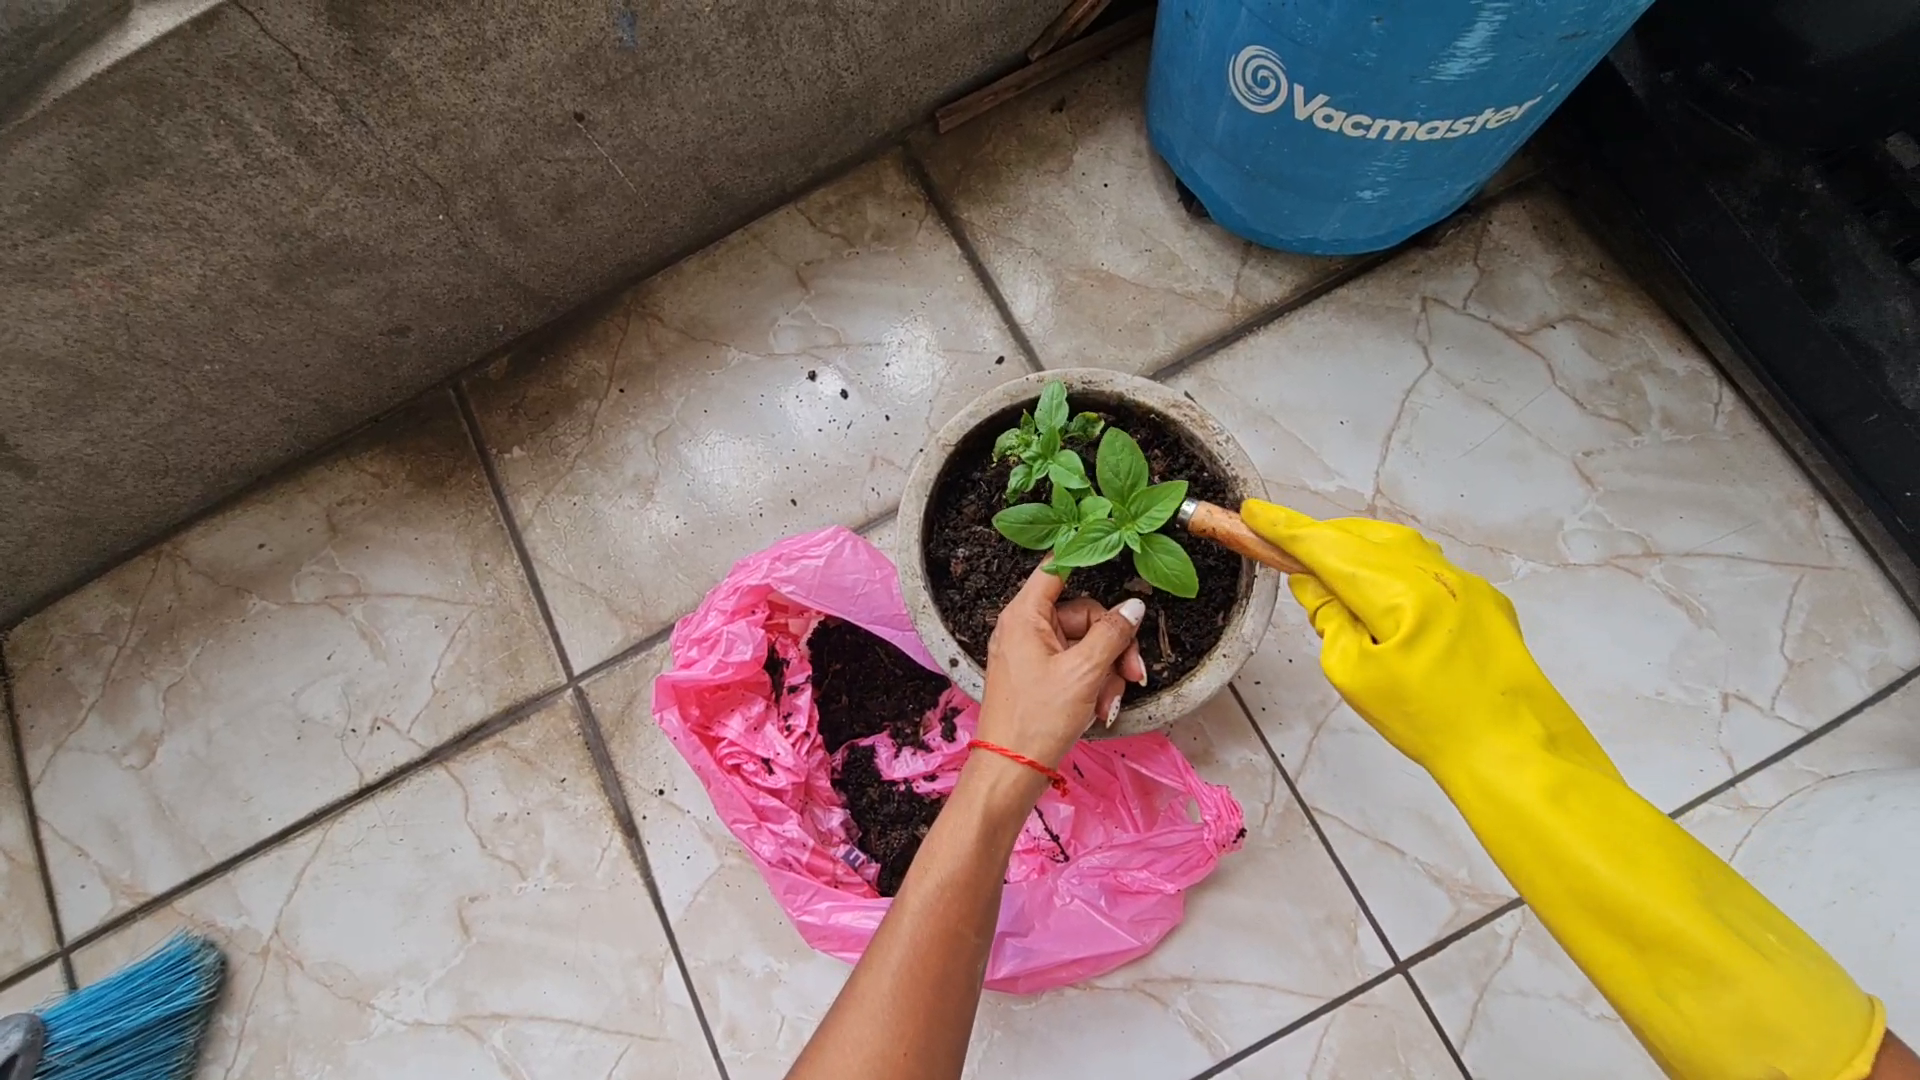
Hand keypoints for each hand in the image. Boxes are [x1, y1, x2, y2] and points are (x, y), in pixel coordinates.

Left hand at [978, 563, 1147, 769]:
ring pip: (1085, 646)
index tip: (1114, 549)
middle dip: (1113, 647)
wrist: (1011, 770)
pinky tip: (1099, 709)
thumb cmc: (1036, 720)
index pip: (1056, 569)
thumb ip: (1112, 634)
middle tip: (1133, 674)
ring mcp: (1031, 652)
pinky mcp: (1038, 676)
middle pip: (1084, 615)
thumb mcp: (1084, 672)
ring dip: (1105, 673)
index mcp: (1025, 615)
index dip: (1085, 558)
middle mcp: (1025, 627)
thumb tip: (1133, 607)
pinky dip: (1092, 684)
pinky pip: (1074, 666)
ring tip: (1108, 703)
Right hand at [1239, 500, 1611, 778]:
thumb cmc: (1426, 721)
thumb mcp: (1352, 673)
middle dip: (1319, 534)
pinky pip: (1423, 565)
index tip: (1251, 511)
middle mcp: (1437, 574)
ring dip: (1353, 545)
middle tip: (1280, 545)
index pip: (1328, 548)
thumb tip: (1314, 584)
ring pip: (1397, 545)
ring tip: (1323, 565)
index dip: (1285, 528)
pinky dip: (1386, 563)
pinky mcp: (1483, 603)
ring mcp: (1467, 585)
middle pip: (1363, 536)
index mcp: (1401, 591)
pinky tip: (1375, 588)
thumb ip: (1328, 618)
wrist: (1517, 756)